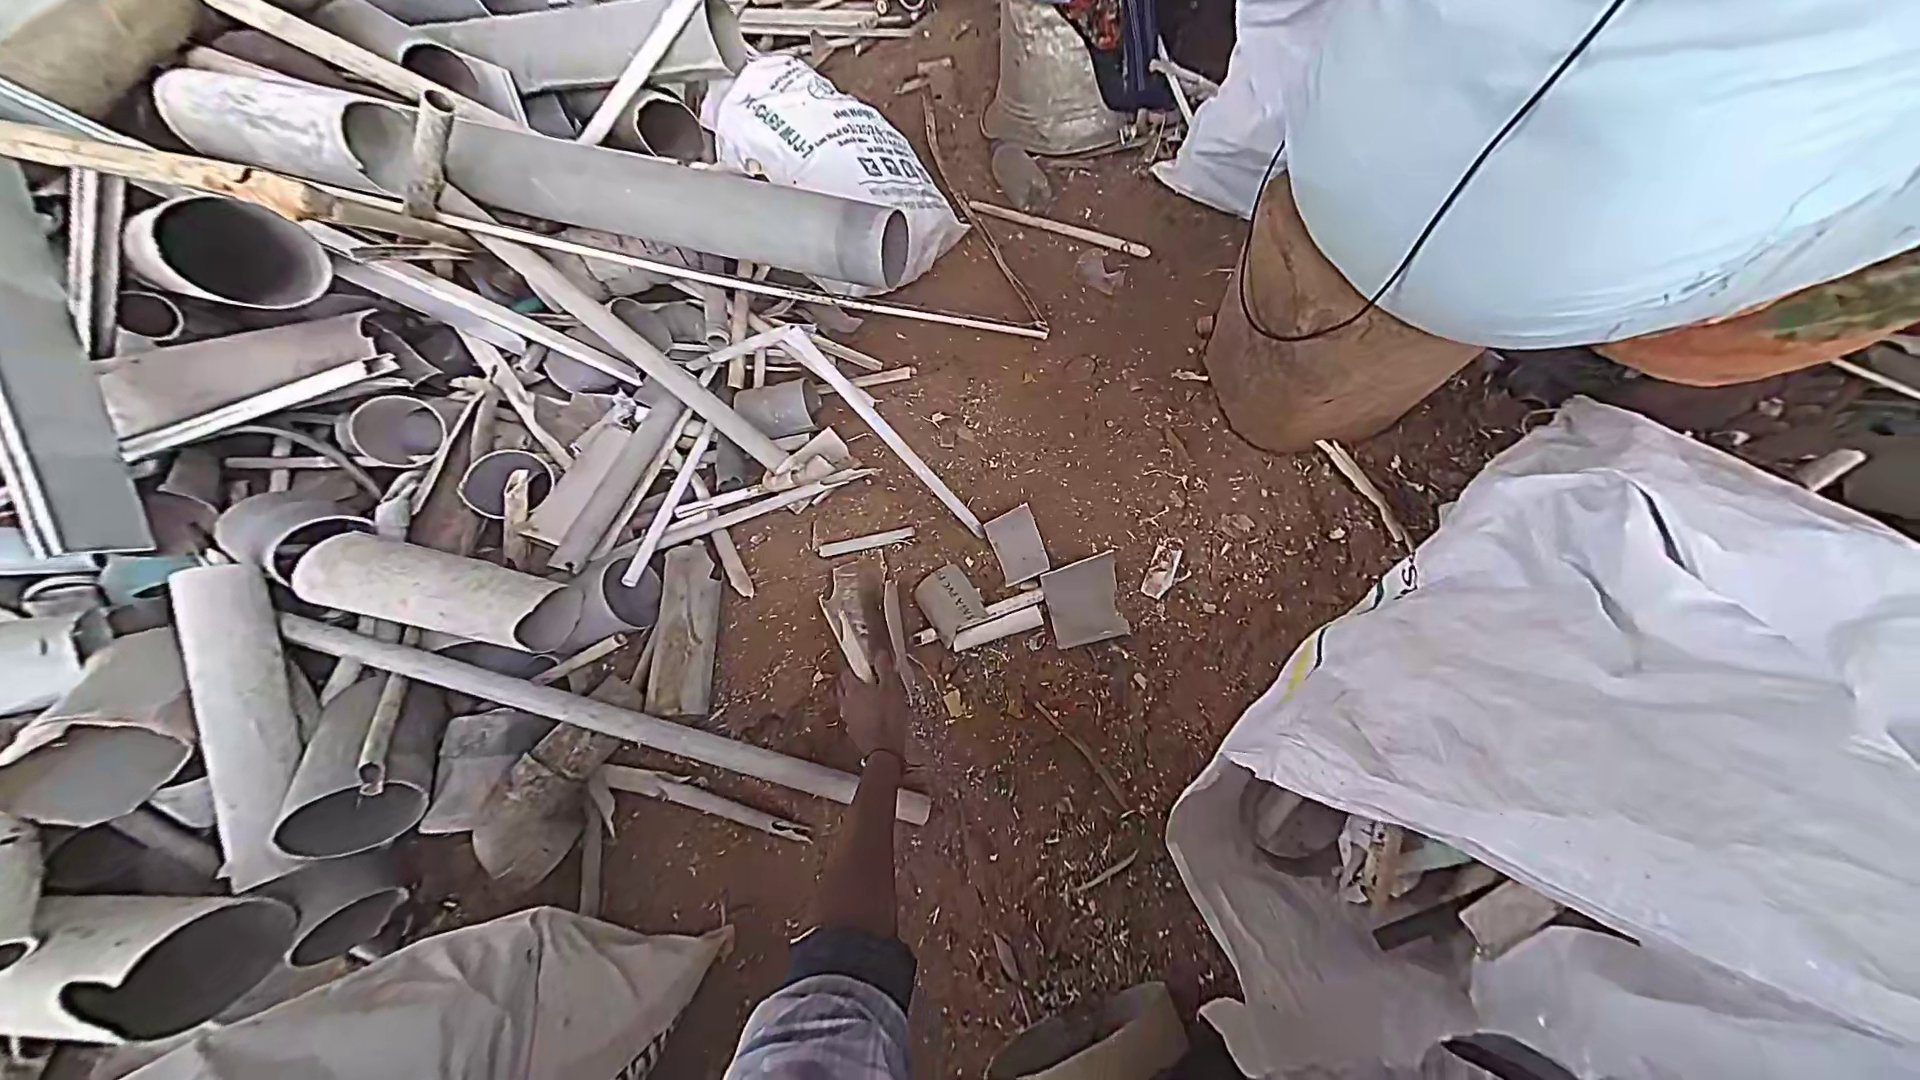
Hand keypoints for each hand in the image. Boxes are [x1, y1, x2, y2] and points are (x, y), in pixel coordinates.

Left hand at [836, 651, 909, 760]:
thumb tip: (879, 654)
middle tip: (869, 680)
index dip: (857, 667)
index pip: (847, 672)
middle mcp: (846, 702)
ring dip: (856, 698)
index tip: (868, 666)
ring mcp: (848, 717)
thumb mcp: (891, 687)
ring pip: (847, 702)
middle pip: (843, 687)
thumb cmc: (888, 716)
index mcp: (853, 689)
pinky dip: (860, 712)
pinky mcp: (854, 731)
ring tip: (873, 698)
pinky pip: (853, 716)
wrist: (884, 750)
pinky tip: (873, 714)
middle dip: (853, 681)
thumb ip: (884, 669)